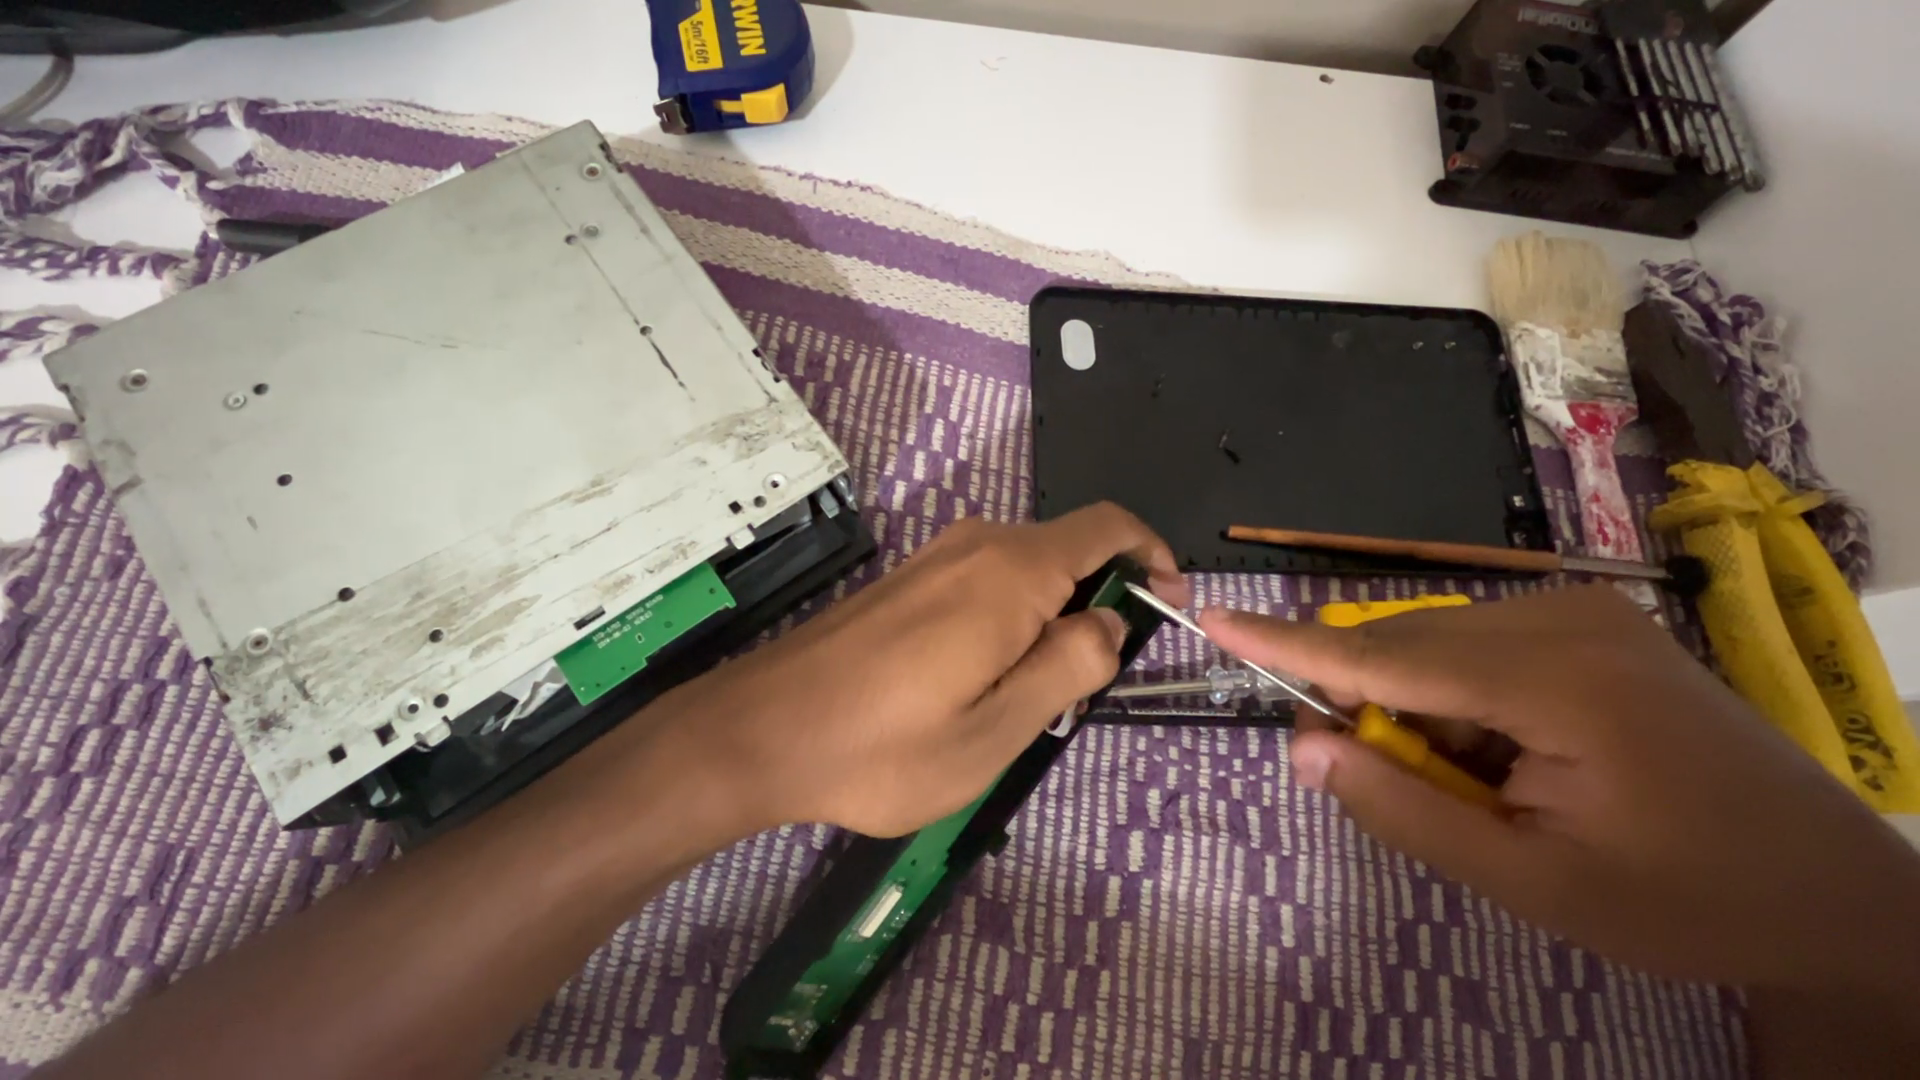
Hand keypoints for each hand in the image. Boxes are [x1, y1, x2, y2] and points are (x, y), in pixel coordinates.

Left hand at [635, 502, 1186, 839]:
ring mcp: (935, 558)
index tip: (1170, 606)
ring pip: (1026, 571)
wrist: (761, 731)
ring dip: (1050, 619)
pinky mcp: (907, 581)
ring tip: (1028, 700)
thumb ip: (1069, 667)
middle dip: (1099, 604)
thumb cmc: (883, 746)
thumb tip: (1110, 622)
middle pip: (1068, 550)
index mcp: (1012, 571)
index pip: (1108, 526)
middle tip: (1085, 689)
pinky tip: (979, 683)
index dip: (1152, 556)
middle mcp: (976, 545)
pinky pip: (985, 583)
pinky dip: (1011, 618)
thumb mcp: (997, 730)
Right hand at [1203, 586, 1919, 1000]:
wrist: (1842, 893)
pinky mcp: (1586, 621)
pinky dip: (1457, 700)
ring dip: (1422, 712)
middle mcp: (1560, 618)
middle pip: (1402, 649)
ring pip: (1431, 648)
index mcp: (1553, 680)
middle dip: (1373, 710)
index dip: (1284, 643)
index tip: (1209, 617)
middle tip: (1406, 789)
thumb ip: (1404, 811)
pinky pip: (1471, 647)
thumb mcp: (1532, 883)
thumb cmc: (1686, 899)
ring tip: (1489, 787)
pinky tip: (1512, 755)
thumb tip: (1303, 747)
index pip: (1380, 656)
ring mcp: (1579, 612)